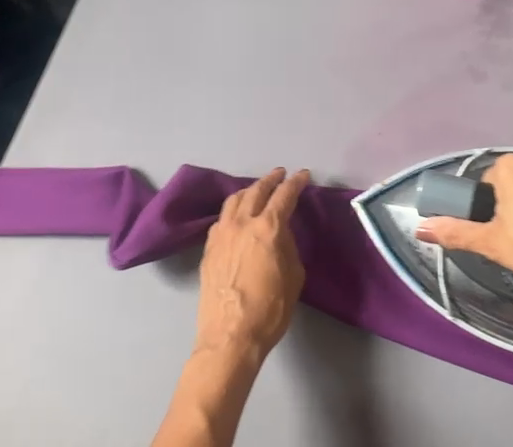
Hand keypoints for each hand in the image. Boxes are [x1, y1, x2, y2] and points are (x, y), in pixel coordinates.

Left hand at [194, 167, 309, 357]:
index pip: (284, 195)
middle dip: (271, 180)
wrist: (230, 337)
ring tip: (257, 190)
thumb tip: (281, 235)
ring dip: (249, 191)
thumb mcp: (294, 276)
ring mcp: (221, 236)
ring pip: (233, 201)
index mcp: (268, 228)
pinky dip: (232, 211)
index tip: (304, 175)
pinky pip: (221, 220)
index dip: (296, 182)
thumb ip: (288, 247)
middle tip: (280, 175)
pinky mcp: (208, 251)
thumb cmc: (270, 309)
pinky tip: (236, 217)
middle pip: (256, 190)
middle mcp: (242, 224)